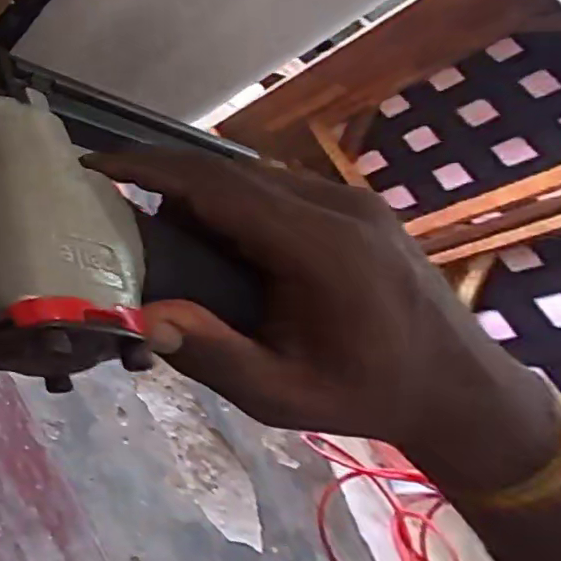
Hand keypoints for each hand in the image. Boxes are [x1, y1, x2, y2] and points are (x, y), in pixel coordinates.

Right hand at [81, 148, 560, 493]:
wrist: (463, 387)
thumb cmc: (366, 395)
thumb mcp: (282, 394)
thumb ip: (212, 355)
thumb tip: (142, 318)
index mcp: (320, 250)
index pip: (218, 187)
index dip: (150, 169)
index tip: (97, 165)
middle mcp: (336, 207)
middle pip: (226, 169)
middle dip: (160, 175)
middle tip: (111, 195)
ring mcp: (348, 199)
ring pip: (247, 173)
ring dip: (194, 189)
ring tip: (162, 230)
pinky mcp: (351, 203)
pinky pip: (271, 185)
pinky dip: (226, 198)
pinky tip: (215, 236)